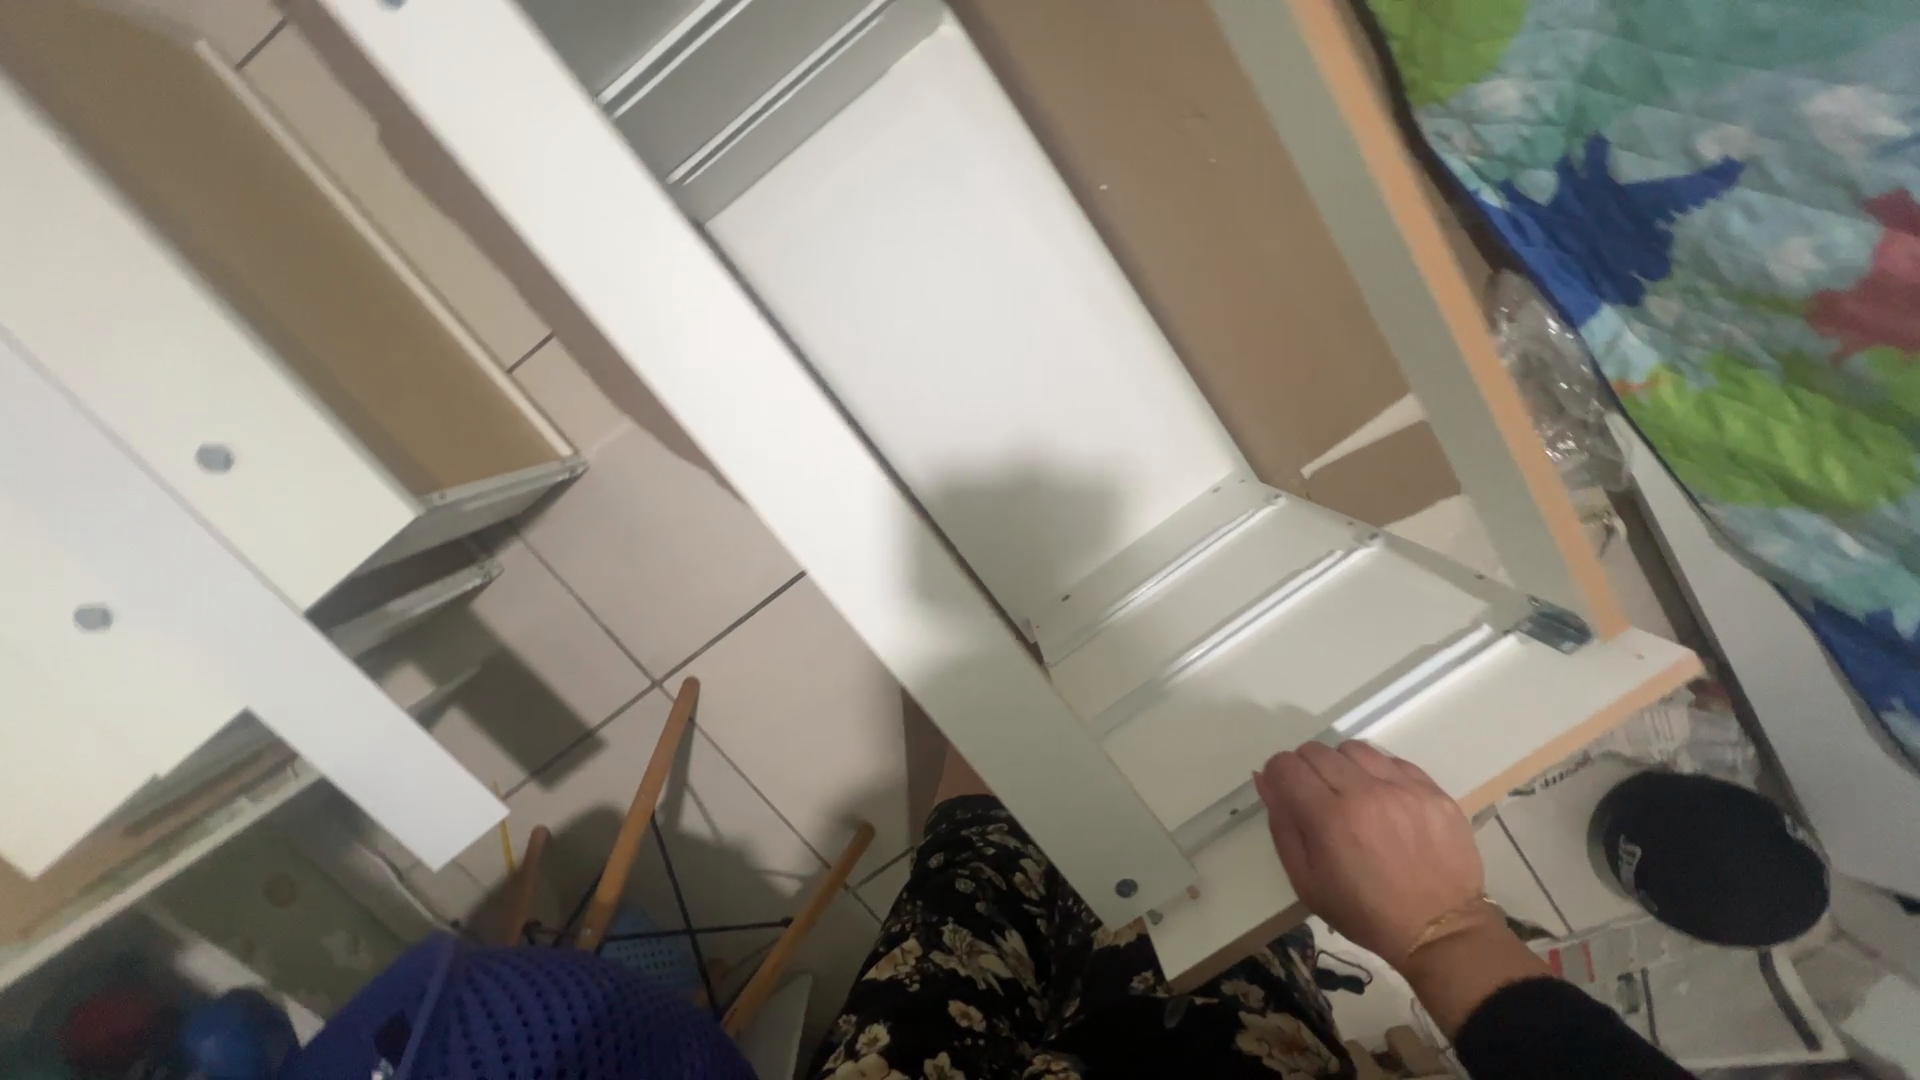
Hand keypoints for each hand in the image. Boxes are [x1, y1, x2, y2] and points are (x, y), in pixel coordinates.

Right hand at [1253, 741, 1485, 965]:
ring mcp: (1403, 789)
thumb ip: (1281, 824)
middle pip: (1315, 750)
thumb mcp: (1305, 880)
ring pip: (1353, 748)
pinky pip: (1392, 761)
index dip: (1278, 776)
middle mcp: (1364, 793)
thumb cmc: (1363, 911)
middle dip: (1307, 769)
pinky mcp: (1433, 791)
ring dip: (1343, 766)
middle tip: (1318, 799)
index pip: (1285, 765)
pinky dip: (1378, 773)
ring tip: (1352, 795)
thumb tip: (1264, 778)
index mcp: (1329, 818)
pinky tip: (1383, 800)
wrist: (1441, 932)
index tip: (1286, 793)